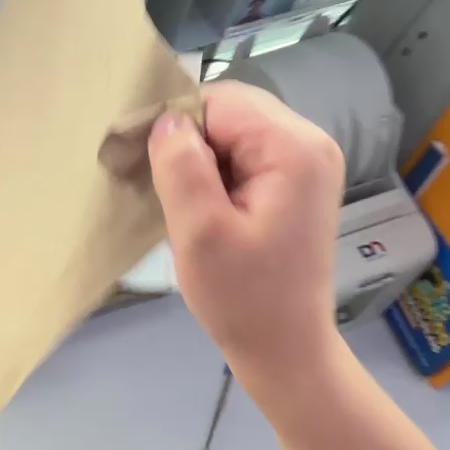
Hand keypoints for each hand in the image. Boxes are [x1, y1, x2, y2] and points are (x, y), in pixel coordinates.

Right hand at [148, 82, 345, 373]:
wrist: (284, 348)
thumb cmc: (241, 298)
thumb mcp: (200, 234)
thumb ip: (181, 169)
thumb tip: (166, 121)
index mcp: (293, 147)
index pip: (221, 101)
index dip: (175, 123)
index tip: (139, 162)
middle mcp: (310, 145)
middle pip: (233, 114)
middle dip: (188, 145)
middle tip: (157, 190)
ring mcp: (308, 168)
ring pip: (237, 139)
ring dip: (201, 166)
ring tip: (181, 208)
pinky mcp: (297, 191)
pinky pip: (248, 164)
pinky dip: (217, 181)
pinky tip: (202, 215)